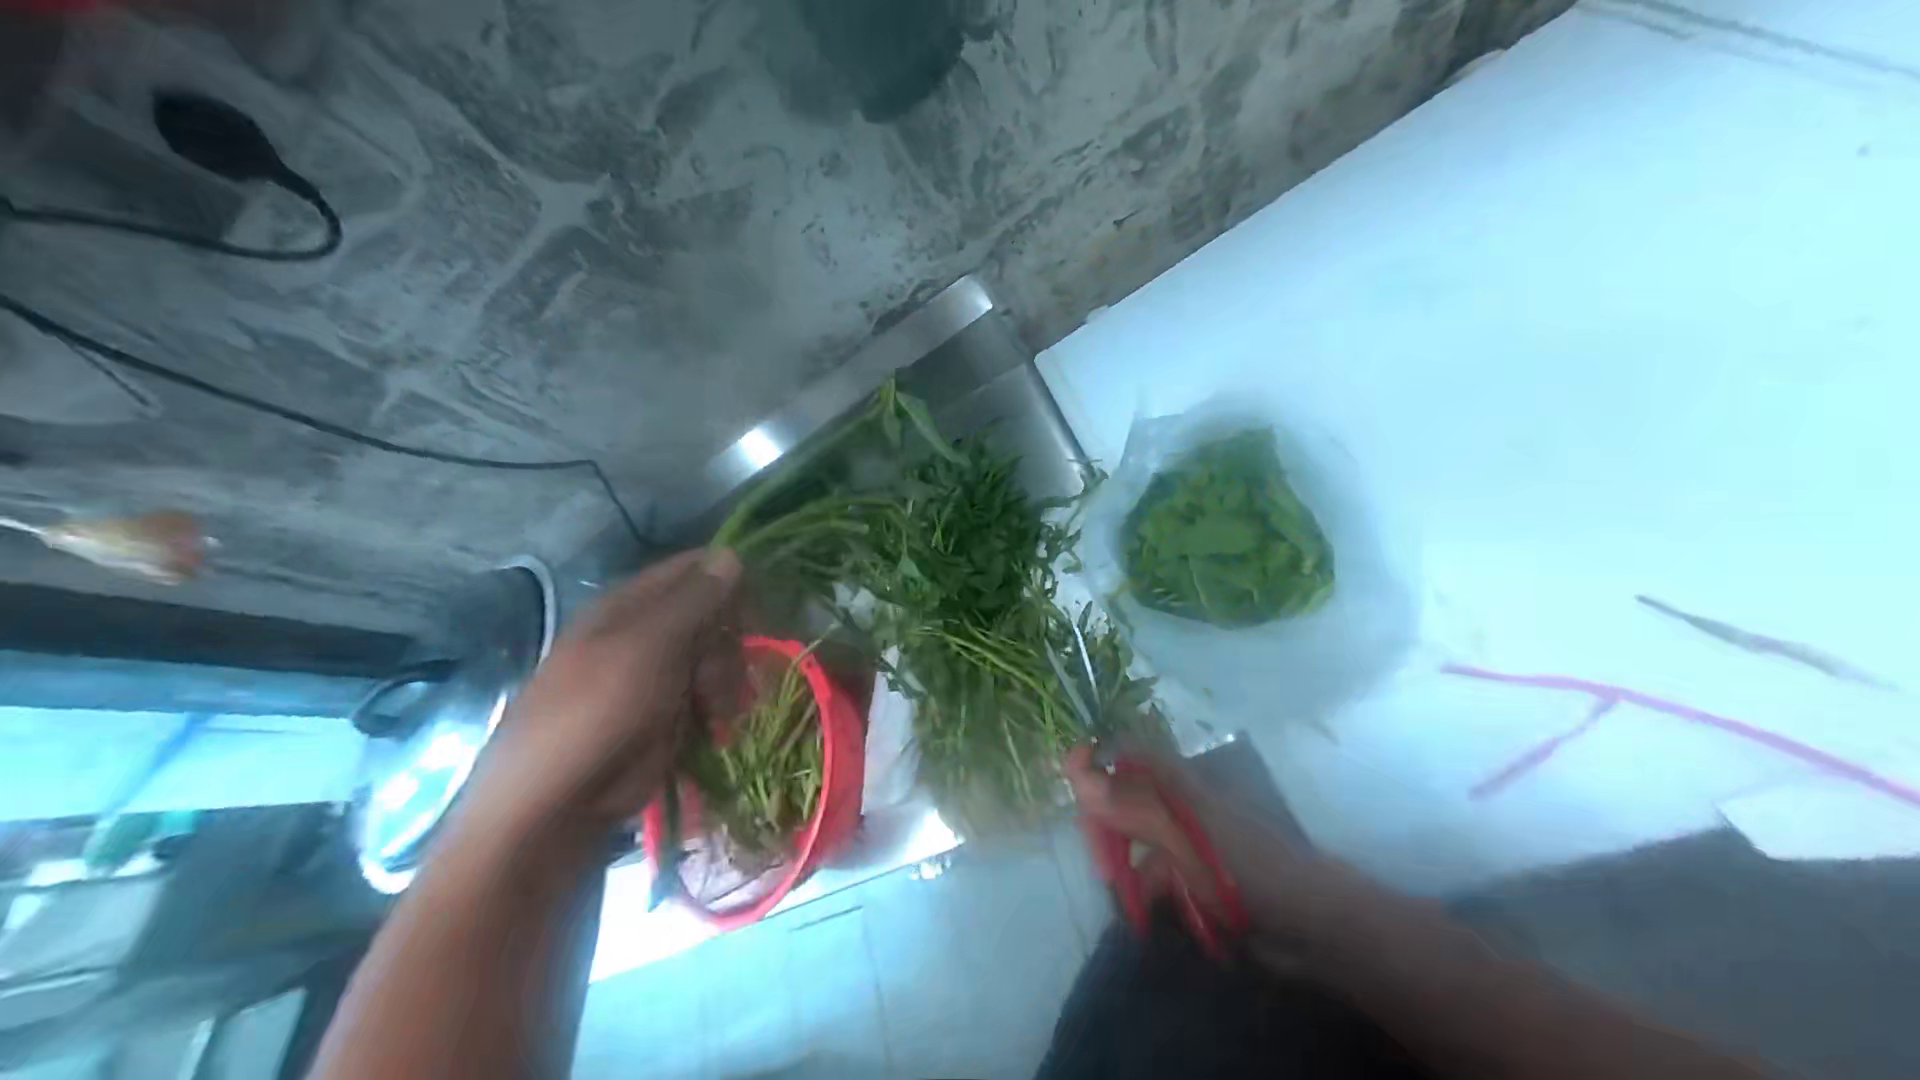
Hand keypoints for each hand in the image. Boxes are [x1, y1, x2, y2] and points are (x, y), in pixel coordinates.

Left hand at [464, 548, 744, 840]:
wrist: (557, 805)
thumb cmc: (597, 712)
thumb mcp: (649, 647)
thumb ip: (694, 601)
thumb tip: (731, 553)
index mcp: (629, 606)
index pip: (692, 570)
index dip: (728, 581)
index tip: (755, 607)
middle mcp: (644, 634)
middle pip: (711, 616)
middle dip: (727, 641)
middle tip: (720, 671)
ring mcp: (657, 676)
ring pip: (716, 657)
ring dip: (726, 678)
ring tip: (716, 706)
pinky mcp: (669, 713)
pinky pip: (710, 693)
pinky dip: (720, 705)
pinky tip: (718, 722)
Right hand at [1064, 746, 1343, 943]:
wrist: (1312, 925)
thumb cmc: (1247, 867)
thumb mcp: (1185, 834)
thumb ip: (1131, 806)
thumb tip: (1078, 776)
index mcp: (1178, 782)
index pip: (1126, 752)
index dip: (1096, 759)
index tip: (1070, 779)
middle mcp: (1179, 804)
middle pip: (1124, 798)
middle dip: (1104, 824)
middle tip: (1098, 857)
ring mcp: (1187, 842)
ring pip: (1136, 841)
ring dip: (1121, 862)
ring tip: (1119, 891)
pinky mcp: (1194, 877)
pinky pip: (1154, 877)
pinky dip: (1143, 891)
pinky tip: (1140, 913)